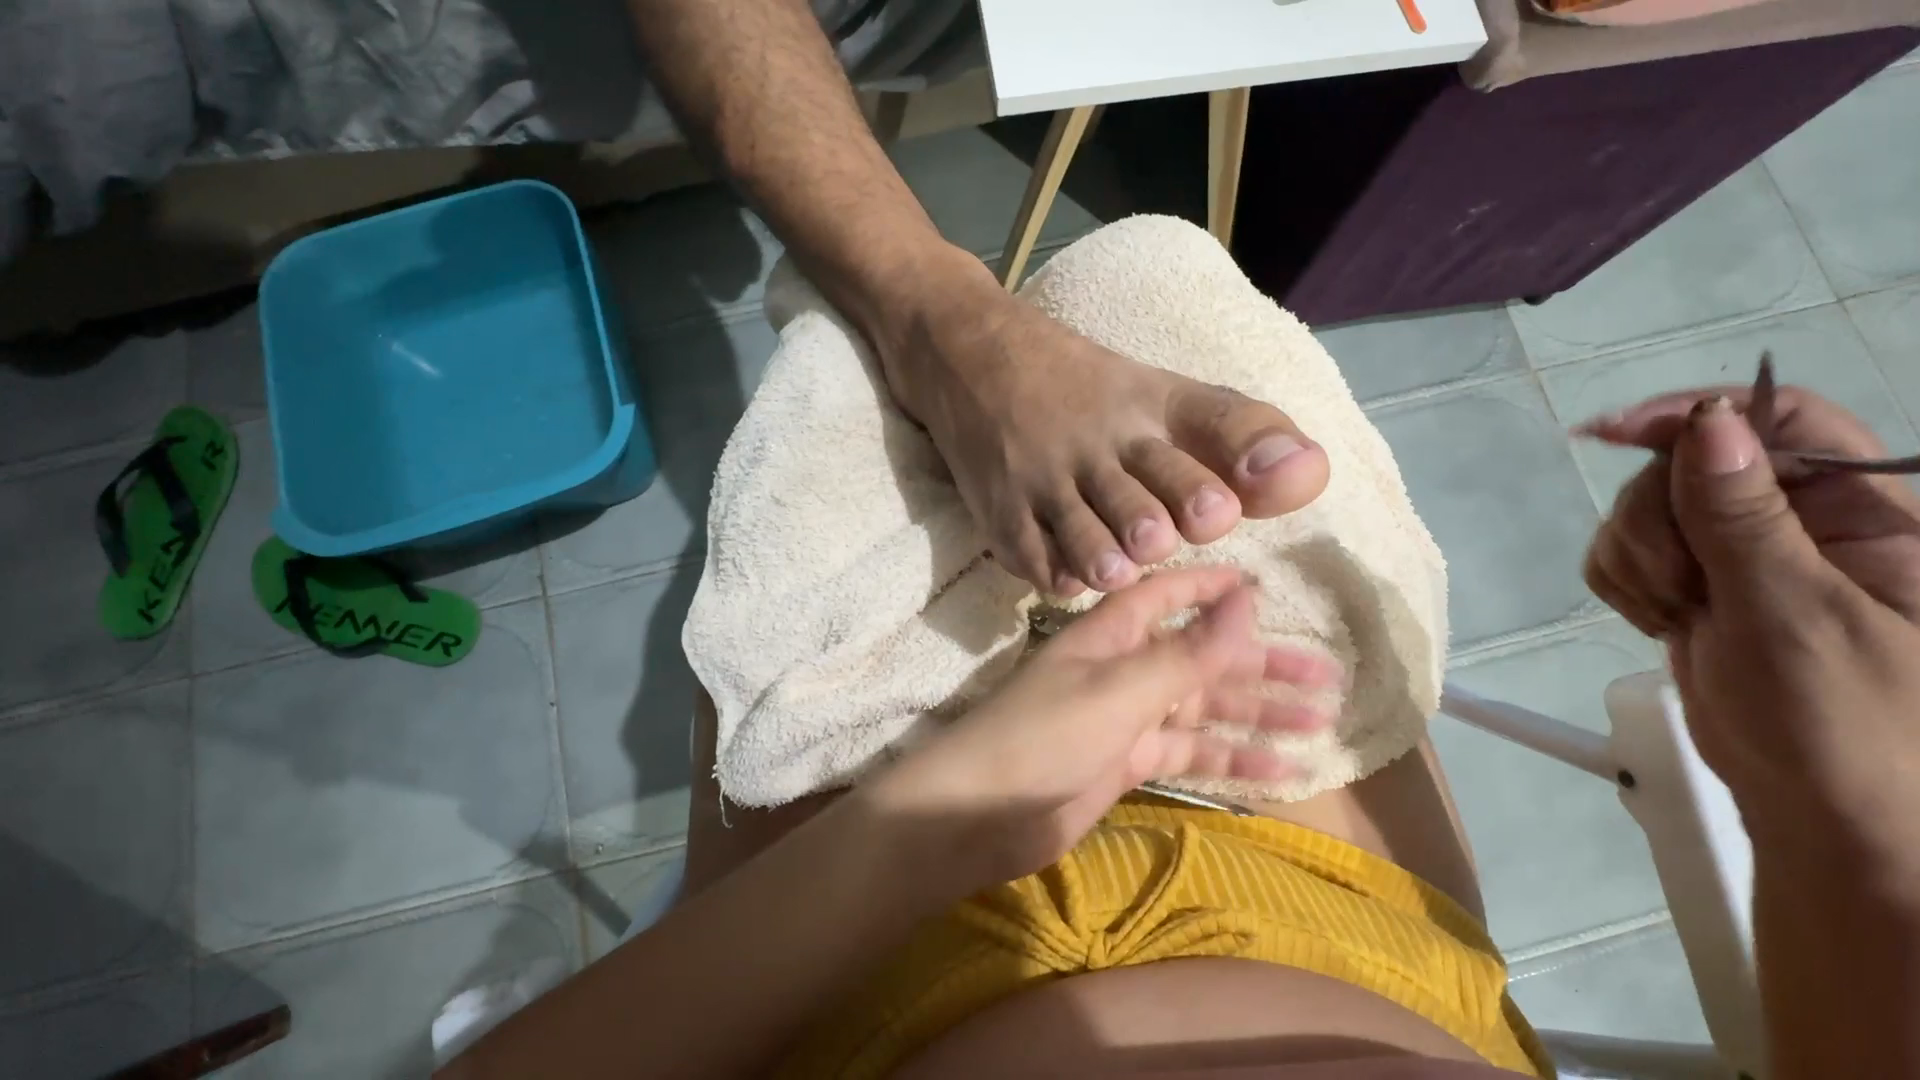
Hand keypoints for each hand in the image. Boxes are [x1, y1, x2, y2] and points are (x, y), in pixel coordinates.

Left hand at [858, 565, 1337, 892]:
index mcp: (1111, 636)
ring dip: (1256, 714)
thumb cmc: (1042, 737)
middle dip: (1260, 665)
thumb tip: (1244, 598)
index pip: (1168, 596)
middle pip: (1200, 658)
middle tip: (1328, 676)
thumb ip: (1185, 652)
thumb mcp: (1119, 691)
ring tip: (1320, 722)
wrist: (976, 816)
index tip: (1269, 589)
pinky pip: (1187, 756)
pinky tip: (1276, 773)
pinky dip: (1229, 762)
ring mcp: (1124, 720)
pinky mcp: (1125, 766)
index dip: (1213, 589)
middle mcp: (1121, 670)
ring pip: (1202, 710)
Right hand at [872, 247, 1328, 595]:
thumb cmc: (1079, 385)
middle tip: (1163, 538)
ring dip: (1107, 560)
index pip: (1215, 424)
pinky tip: (1073, 583)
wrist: (969, 355)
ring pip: (1086, 537)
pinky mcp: (1000, 509)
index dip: (1243, 456)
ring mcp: (1044, 478)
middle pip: (1145, 500)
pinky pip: (1031, 557)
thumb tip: (1312, 474)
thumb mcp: (1159, 394)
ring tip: (1120, 573)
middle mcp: (1101, 441)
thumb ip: (1236, 435)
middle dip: (1160, 524)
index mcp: (1153, 405)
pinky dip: (1056, 577)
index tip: (1244, 494)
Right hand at [1583, 388, 1919, 849]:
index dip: (1698, 413)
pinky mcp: (1696, 589)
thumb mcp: (1795, 614)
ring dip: (1635, 558)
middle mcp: (1801, 523)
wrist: (1829, 814)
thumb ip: (1744, 516)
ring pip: (1643, 511)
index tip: (1613, 435)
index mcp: (1863, 514)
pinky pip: (1626, 555)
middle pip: (1686, 467)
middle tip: (1676, 585)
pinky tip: (1656, 620)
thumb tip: (1708, 421)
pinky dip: (1622, 582)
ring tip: (1673, 614)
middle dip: (1653, 519)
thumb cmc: (1850, 724)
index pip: (1782, 419)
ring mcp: (1743, 557)